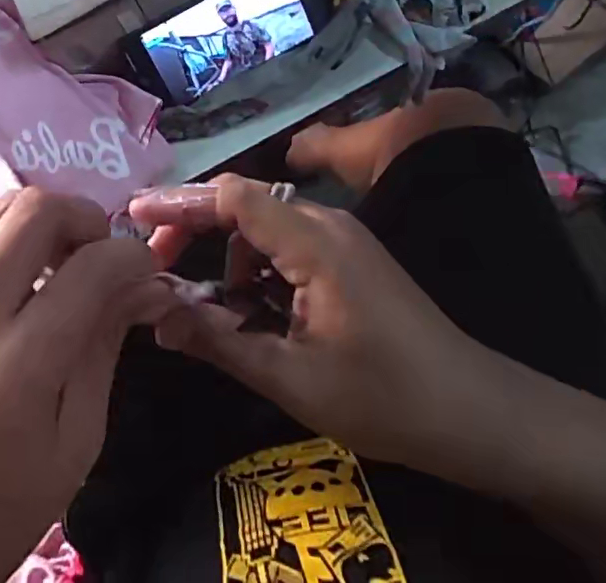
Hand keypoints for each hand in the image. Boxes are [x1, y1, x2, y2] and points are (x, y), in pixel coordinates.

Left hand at [0, 189, 176, 582]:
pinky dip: (13, 235)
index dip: (133, 255)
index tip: (149, 270)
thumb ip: (108, 345)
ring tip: (68, 263)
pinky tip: (29, 277)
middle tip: (103, 257)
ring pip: (0, 209)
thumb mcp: (77, 441)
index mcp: (16, 367)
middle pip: (35, 209)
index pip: (90, 267)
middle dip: (87, 217)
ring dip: (48, 220)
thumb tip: (150, 284)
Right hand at [133, 176, 520, 483]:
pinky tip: (248, 308)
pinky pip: (288, 243)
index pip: (233, 197)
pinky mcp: (350, 256)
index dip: (179, 202)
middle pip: (245, 203)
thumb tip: (155, 315)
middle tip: (153, 265)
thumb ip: (220, 340)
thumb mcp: (290, 377)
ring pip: (265, 224)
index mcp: (314, 242)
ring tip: (202, 305)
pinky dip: (256, 266)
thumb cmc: (383, 397)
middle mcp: (327, 223)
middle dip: (194, 227)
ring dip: (226, 255)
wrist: (472, 409)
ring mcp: (342, 237)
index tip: (133, 217)